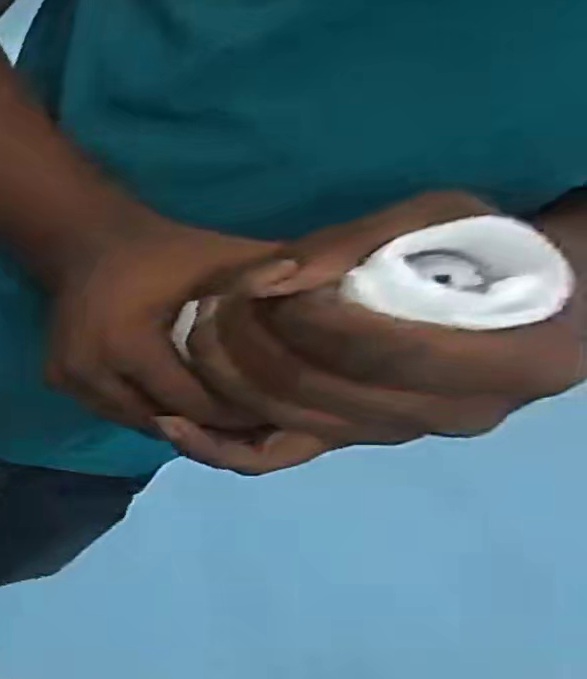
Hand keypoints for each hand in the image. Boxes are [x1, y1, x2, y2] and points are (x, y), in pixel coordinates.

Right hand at [43, 224, 280, 433]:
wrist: (86, 245)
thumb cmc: (164, 254)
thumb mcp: (228, 261)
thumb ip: (280, 283)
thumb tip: (351, 305)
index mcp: (126, 347)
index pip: (194, 403)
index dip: (242, 412)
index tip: (283, 408)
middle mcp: (86, 370)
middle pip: (161, 418)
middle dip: (209, 421)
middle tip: (256, 415)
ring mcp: (66, 377)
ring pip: (132, 419)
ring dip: (174, 418)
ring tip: (218, 410)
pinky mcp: (54, 378)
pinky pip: (108, 408)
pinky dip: (142, 407)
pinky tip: (173, 396)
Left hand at [165, 191, 585, 473]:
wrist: (496, 298)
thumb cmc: (472, 252)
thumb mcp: (437, 221)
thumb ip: (355, 245)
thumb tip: (273, 281)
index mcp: (511, 363)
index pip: (376, 352)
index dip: (307, 319)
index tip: (268, 283)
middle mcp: (449, 414)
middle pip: (312, 389)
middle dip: (245, 342)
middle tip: (210, 303)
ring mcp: (383, 433)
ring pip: (279, 417)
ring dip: (220, 373)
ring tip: (193, 328)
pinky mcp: (331, 441)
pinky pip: (262, 457)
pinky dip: (209, 445)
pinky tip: (166, 419)